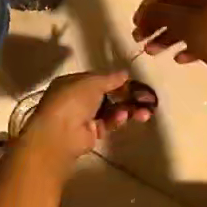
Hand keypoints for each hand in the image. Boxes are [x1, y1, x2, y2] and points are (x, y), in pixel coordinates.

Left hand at [20, 71, 151, 164]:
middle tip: (147, 98)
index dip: (115, 80)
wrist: (59, 133)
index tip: (133, 82)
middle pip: (107, 95)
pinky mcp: (91, 133)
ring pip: (110, 110)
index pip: (98, 79)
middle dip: (127, 96)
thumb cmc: (72, 100)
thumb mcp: (92, 82)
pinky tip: (124, 117)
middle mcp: (77, 99)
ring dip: (127, 109)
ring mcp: (84, 117)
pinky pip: (108, 123)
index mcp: (73, 82)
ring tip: (144, 112)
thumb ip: (110, 78)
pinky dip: (117, 119)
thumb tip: (125, 73)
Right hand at [131, 0, 206, 85]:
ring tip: (155, 52)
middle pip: (180, 4)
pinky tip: (182, 59)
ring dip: (172, 35)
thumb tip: (148, 10)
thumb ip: (167, 16)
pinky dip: (192, 44)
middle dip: (158, 21)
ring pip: (194, 20)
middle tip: (141, 41)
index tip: (135, 25)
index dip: (148, 5)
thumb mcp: (194, 27)